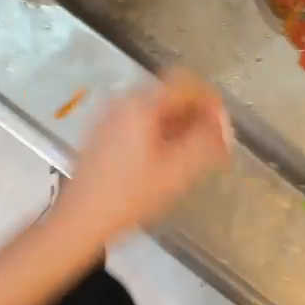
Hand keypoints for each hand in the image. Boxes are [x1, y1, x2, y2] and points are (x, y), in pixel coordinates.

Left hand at [53, 72, 232, 244]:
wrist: (79, 220)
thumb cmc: (129, 196)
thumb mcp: (175, 171)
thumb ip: (206, 143)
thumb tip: (225, 127)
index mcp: (140, 105)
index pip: (184, 84)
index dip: (210, 100)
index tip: (224, 122)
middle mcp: (122, 103)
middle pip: (168, 96)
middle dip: (195, 114)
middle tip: (214, 140)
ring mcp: (108, 118)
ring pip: (153, 110)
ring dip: (178, 125)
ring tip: (195, 152)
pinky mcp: (102, 134)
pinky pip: (138, 122)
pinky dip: (158, 132)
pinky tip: (168, 158)